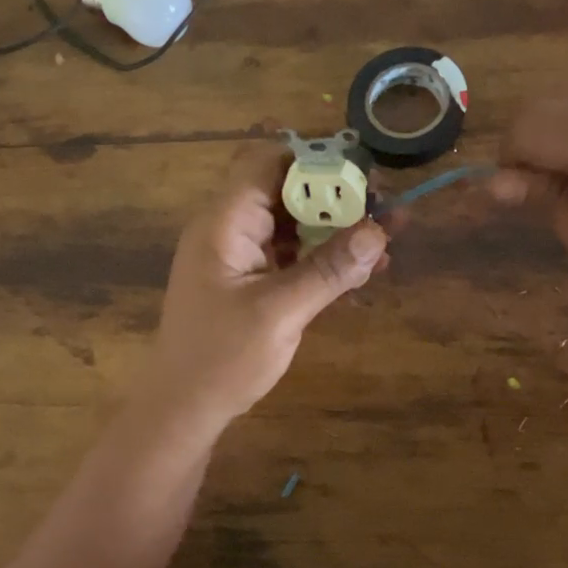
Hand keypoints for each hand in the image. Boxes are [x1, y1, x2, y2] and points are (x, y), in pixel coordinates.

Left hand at [132, 140, 388, 432]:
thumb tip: (379, 232)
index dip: (316, 159)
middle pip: (284, 189)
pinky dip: (320, 257)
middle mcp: (228, 229)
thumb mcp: (281, 313)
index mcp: (224, 223)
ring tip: (386, 238)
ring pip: (291, 223)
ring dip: (334, 228)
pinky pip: (288, 255)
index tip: (365, 173)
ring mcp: (237, 257)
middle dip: (335, 194)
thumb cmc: (222, 359)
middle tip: (386, 208)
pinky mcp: (247, 283)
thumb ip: (329, 270)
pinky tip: (361, 269)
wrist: (182, 408)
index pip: (268, 161)